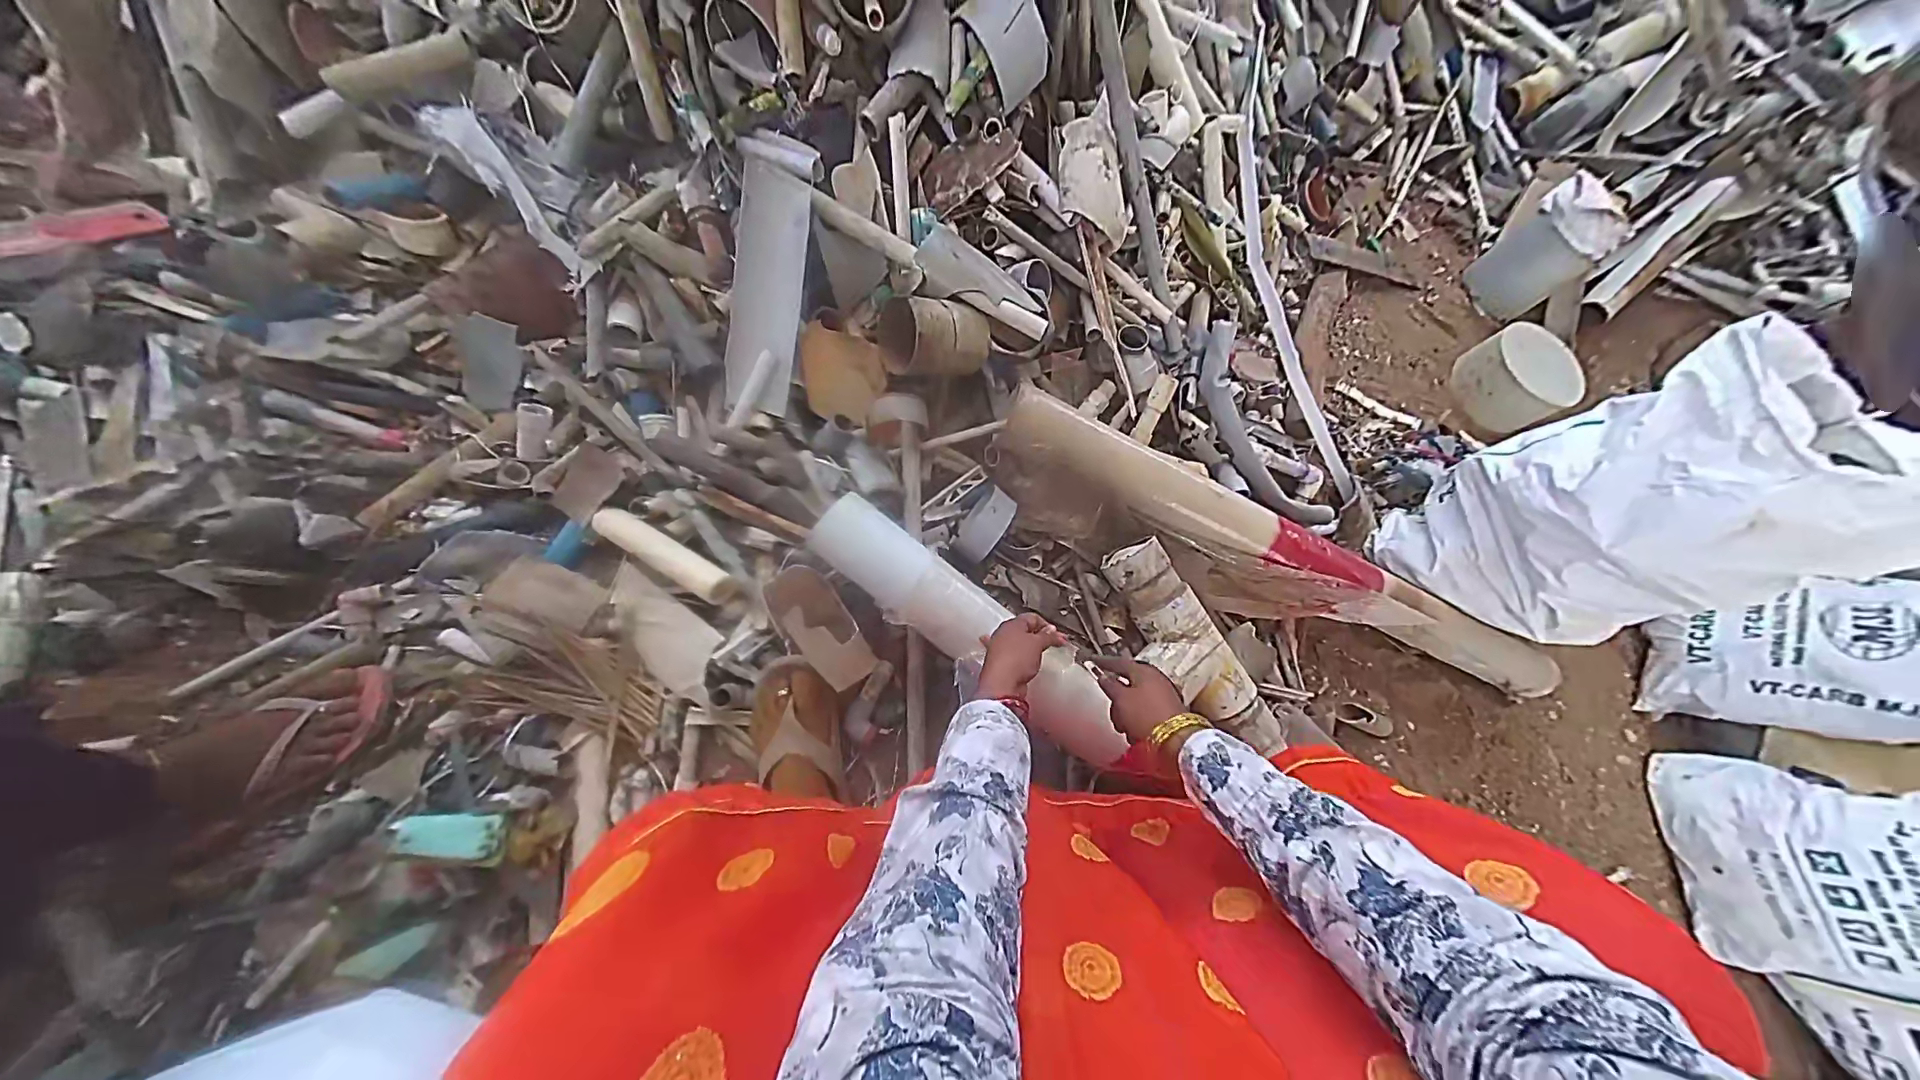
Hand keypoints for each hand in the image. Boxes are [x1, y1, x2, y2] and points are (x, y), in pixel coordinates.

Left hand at [974, 614, 1068, 700]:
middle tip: (1051, 644)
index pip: (1032, 618)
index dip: (1047, 625)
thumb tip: (1052, 630)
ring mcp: (999, 649)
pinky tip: (1026, 662)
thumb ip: (1047, 635)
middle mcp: (1002, 634)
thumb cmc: (1016, 660)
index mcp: (1011, 624)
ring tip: (1040, 654)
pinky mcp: (1000, 664)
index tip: (1057, 635)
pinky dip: (1022, 658)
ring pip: (1019, 643)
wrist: (1001, 685)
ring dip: (1030, 648)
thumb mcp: (1038, 643)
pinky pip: (1015, 657)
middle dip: (1039, 636)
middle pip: (1025, 630)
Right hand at [1090, 656, 1188, 743]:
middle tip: (1112, 710)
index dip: (1103, 662)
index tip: (1092, 661)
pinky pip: (1145, 711)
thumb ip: (1110, 685)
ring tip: (1125, 727)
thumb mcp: (1121, 699)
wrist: (1177, 741)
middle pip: (1127, 683)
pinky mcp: (1168, 712)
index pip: (1118, 662)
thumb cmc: (1145, 716)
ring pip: (1135, 700)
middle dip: (1116, 699)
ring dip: (1126, 713)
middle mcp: (1156, 679)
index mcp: (1143, 671)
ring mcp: (1164, 695)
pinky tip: (1135, 732)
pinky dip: (1138, 720)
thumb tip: (1104, 676)